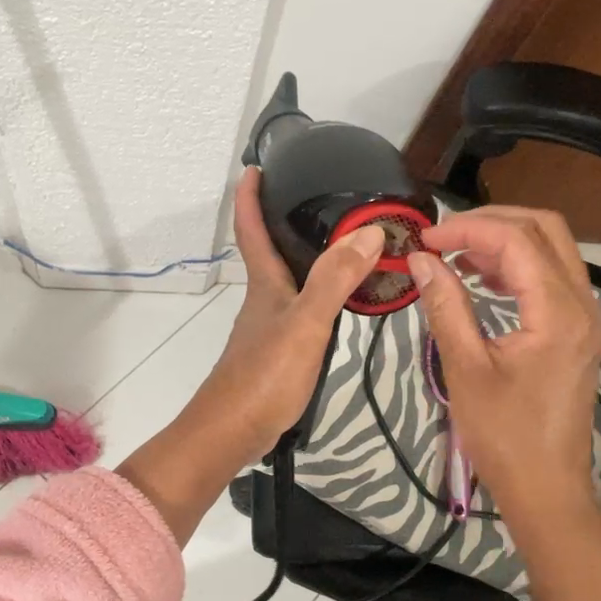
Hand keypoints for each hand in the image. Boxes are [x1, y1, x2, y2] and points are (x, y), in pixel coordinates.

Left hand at [185, 168, 383, 460]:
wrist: (232, 433)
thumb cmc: (264, 376)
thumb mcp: (306, 324)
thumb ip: (335, 280)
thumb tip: (369, 232)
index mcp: (265, 285)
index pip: (252, 229)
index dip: (251, 196)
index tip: (256, 166)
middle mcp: (263, 300)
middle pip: (269, 252)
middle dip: (284, 221)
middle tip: (317, 198)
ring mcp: (267, 328)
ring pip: (285, 282)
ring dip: (305, 259)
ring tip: (340, 244)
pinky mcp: (275, 354)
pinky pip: (297, 310)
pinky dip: (315, 295)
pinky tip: (334, 305)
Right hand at [408, 207, 600, 600]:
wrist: (547, 488)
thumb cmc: (504, 436)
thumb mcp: (466, 370)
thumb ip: (446, 306)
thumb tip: (422, 260)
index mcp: (558, 312)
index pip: (516, 240)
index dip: (467, 229)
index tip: (425, 240)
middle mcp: (582, 304)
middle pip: (544, 229)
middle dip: (491, 222)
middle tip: (443, 237)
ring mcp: (585, 318)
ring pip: (551, 250)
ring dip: (504, 242)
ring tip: (454, 255)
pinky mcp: (577, 332)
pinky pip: (551, 279)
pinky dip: (516, 267)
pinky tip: (480, 279)